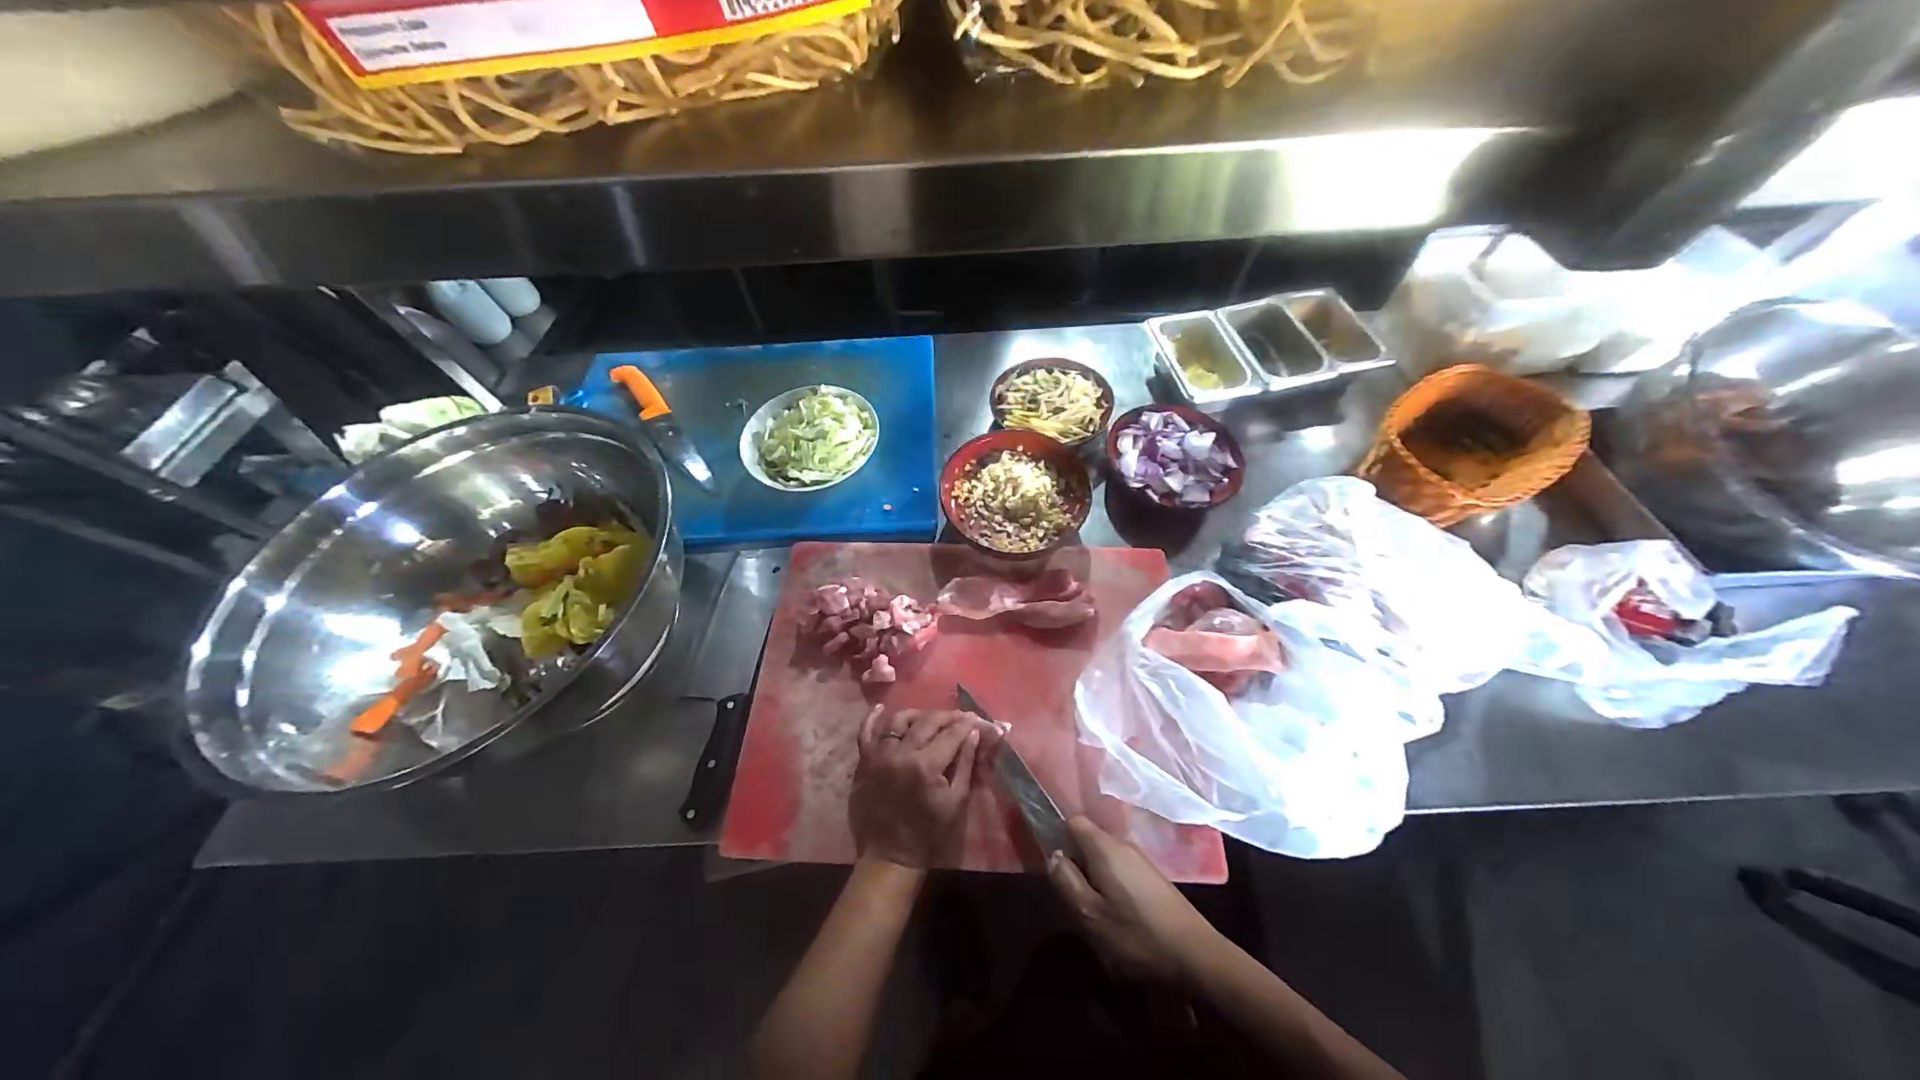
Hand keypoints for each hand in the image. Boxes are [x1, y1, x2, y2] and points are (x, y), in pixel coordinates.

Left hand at [849, 707, 996, 869]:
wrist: (889, 854)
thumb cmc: (928, 832)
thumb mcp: (956, 801)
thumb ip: (966, 764)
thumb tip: (975, 734)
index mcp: (927, 765)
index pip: (952, 734)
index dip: (966, 724)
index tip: (976, 719)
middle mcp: (901, 753)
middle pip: (927, 721)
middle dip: (947, 716)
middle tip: (959, 717)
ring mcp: (879, 755)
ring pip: (899, 720)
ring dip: (917, 715)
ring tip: (930, 718)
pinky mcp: (864, 761)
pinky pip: (865, 733)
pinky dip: (872, 718)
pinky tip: (881, 708)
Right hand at [1046, 816, 1220, 983]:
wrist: (1196, 956)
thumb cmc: (1137, 935)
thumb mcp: (1091, 915)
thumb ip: (1067, 882)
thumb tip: (1053, 856)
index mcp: (1105, 847)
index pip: (1073, 821)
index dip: (1057, 834)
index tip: (1049, 859)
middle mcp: (1123, 845)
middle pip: (1088, 838)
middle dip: (1074, 859)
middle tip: (1067, 891)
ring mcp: (1141, 860)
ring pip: (1104, 855)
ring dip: (1092, 874)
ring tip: (1088, 905)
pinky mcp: (1152, 877)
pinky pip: (1119, 868)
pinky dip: (1109, 882)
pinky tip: (1112, 910)